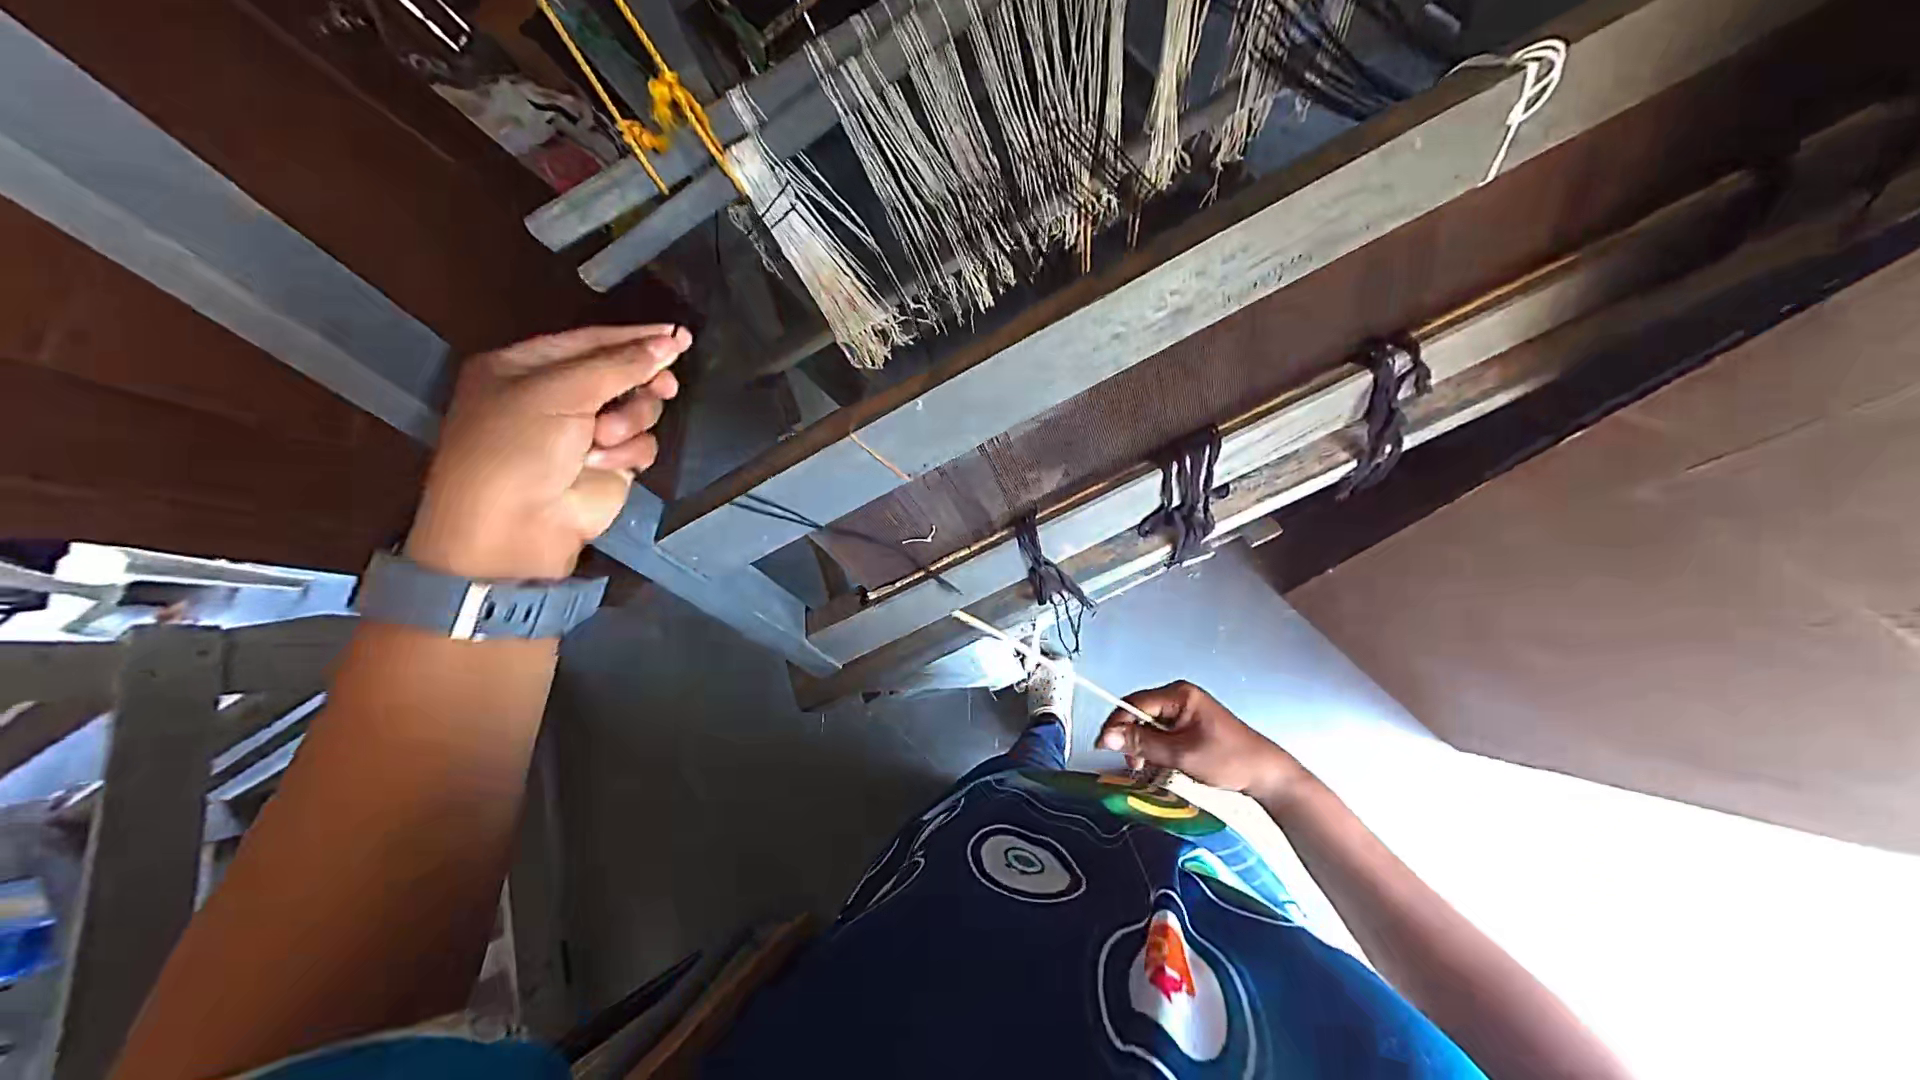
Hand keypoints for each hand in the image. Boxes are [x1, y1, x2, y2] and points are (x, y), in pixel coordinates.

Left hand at [406, 324, 688, 580]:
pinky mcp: (610, 465)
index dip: (636, 336)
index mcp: (529, 367)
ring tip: (604, 437)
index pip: (593, 340)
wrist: (510, 528)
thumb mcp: (560, 392)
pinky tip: (604, 463)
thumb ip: (619, 365)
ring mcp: (586, 433)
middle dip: (641, 381)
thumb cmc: (516, 448)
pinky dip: (628, 452)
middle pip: (623, 375)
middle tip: (665, 386)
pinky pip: (642, 445)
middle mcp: (559, 397)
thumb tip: (669, 342)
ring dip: (630, 421)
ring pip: (639, 411)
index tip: (678, 334)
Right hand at [1098, 681, 1307, 803]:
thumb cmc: (1227, 760)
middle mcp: (1180, 696)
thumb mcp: (1181, 754)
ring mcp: (1186, 710)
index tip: (1103, 746)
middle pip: (1139, 712)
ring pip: (1149, 724)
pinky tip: (1156, 764)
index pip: (1134, 703)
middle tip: (1128, 762)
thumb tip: (1107, 737)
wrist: (1267, 774)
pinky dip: (1154, 747)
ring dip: (1141, 745)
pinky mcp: (1190, 724)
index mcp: (1179, 695)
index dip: (1116, 724)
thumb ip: (1142, 743)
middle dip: (1129, 736)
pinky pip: (1161, 731)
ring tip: (1142, 766)